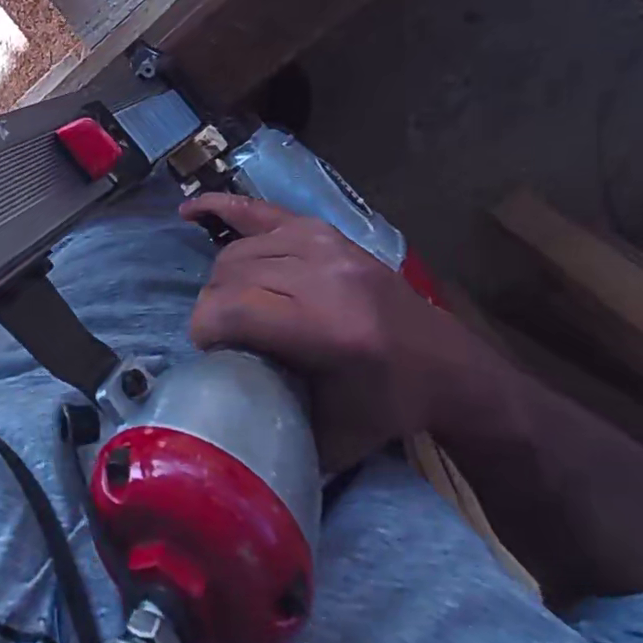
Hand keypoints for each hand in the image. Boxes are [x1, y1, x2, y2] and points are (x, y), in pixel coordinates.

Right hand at [180, 193, 501, 471]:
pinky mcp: (326, 232)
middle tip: (222, 334)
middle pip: (230, 276)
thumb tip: (214, 400)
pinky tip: (191, 210)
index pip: (232, 309)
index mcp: (328, 329)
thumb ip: (269, 414)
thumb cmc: (388, 406)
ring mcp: (327, 246)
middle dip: (212, 307)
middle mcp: (327, 278)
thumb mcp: (329, 434)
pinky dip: (222, 208)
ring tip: (231, 305)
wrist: (451, 368)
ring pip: (238, 252)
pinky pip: (260, 211)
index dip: (205, 329)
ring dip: (221, 279)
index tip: (208, 351)